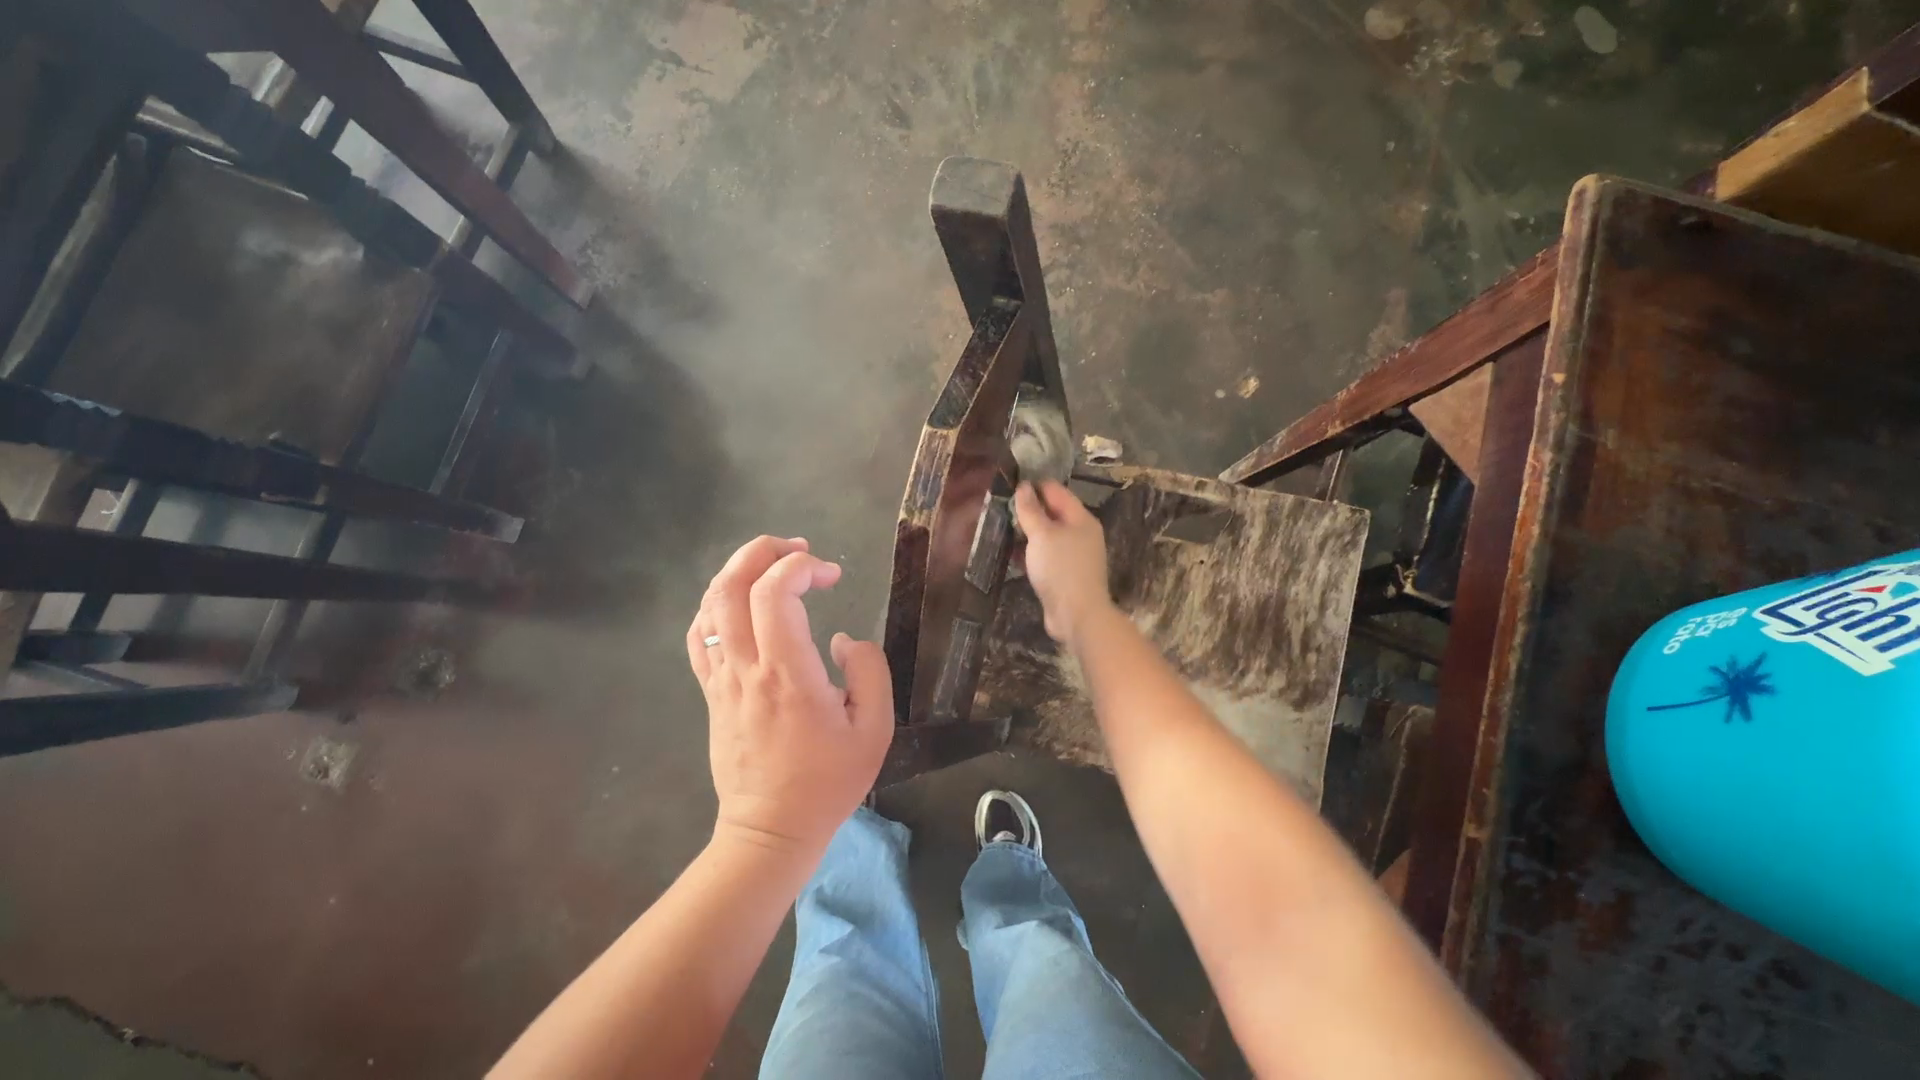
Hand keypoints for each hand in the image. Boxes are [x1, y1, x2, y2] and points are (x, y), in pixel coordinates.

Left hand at [687, 536, 893, 858]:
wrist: (771, 831)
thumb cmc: (828, 783)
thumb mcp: (874, 731)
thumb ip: (869, 673)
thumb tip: (843, 639)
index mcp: (788, 674)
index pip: (776, 591)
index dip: (803, 566)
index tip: (833, 575)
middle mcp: (746, 667)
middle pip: (733, 584)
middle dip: (764, 551)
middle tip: (799, 551)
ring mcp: (721, 679)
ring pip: (710, 604)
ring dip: (739, 570)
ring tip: (773, 566)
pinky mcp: (711, 692)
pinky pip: (698, 634)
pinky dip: (716, 604)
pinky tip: (741, 603)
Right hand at [1014, 481, 1115, 646]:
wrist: (1077, 615)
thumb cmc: (1061, 569)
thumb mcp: (1042, 535)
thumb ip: (1031, 510)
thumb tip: (1023, 486)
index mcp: (1080, 518)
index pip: (1055, 491)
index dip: (1033, 486)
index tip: (1007, 487)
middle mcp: (1080, 533)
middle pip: (1051, 513)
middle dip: (1027, 510)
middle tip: (999, 509)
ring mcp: (1073, 555)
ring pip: (1046, 536)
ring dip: (1026, 533)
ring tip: (1000, 529)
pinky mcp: (1064, 574)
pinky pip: (1044, 555)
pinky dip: (1029, 552)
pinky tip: (1011, 554)